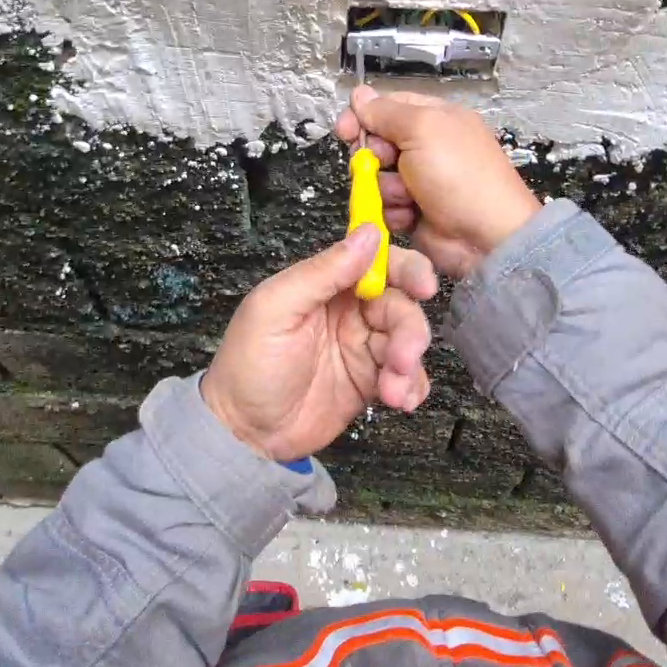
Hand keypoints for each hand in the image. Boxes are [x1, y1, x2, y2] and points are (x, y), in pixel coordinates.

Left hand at [202, 225, 438, 461]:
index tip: (423, 286)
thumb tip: (370, 232)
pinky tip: (400, 401)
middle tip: (403, 357)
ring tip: (392, 391)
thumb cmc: (249, 365)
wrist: (243, 434)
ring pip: (407, 339)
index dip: (406, 268)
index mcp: (325, 284)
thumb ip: (322, 271)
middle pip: (400, 303)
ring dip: (410, 363)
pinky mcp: (370, 381)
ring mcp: (361, 347)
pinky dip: (413, 386)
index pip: (376, 261)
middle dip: (410, 328)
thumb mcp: (276, 309)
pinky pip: (406, 376)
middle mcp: (348, 311)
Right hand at [334, 87, 542, 279]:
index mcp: (434, 118)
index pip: (387, 107)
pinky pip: (384, 206)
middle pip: (376, 143)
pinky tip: (410, 215)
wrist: (485, 237)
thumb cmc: (459, 175)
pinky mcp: (413, 211)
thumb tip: (359, 94)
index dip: (362, 116)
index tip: (344, 130)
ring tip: (408, 196)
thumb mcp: (423, 129)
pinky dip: (393, 212)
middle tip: (384, 163)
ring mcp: (419, 181)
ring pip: (376, 178)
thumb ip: (386, 111)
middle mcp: (426, 147)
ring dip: (385, 188)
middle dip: (373, 156)